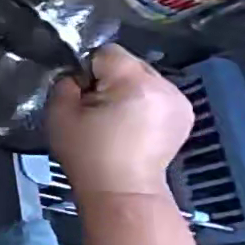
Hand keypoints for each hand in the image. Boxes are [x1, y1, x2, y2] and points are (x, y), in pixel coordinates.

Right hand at [46, 44, 193, 197]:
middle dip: (110, 79)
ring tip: (115, 118)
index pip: (107, 52)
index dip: (88, 69)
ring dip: (127, 90)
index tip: (81, 94)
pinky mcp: (185, 114)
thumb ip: (65, 85)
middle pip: (129, 63)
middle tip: (96, 108)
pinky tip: (133, 125)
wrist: (122, 192)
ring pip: (143, 77)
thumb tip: (77, 77)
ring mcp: (180, 101)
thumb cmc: (87, 155)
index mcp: (135, 84)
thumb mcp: (59, 115)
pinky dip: (143, 102)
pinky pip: (157, 93)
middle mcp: (165, 86)